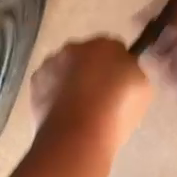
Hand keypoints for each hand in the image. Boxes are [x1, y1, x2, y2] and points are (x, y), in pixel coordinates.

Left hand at [29, 37, 152, 148]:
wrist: (79, 133)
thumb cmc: (116, 109)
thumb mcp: (143, 87)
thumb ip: (132, 71)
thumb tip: (124, 70)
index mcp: (104, 43)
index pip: (113, 48)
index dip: (118, 66)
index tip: (120, 85)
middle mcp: (74, 47)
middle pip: (85, 57)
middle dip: (92, 71)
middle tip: (101, 97)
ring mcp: (50, 64)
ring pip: (64, 70)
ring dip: (70, 82)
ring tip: (80, 110)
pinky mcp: (34, 85)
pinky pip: (49, 86)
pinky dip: (54, 96)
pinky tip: (64, 114)